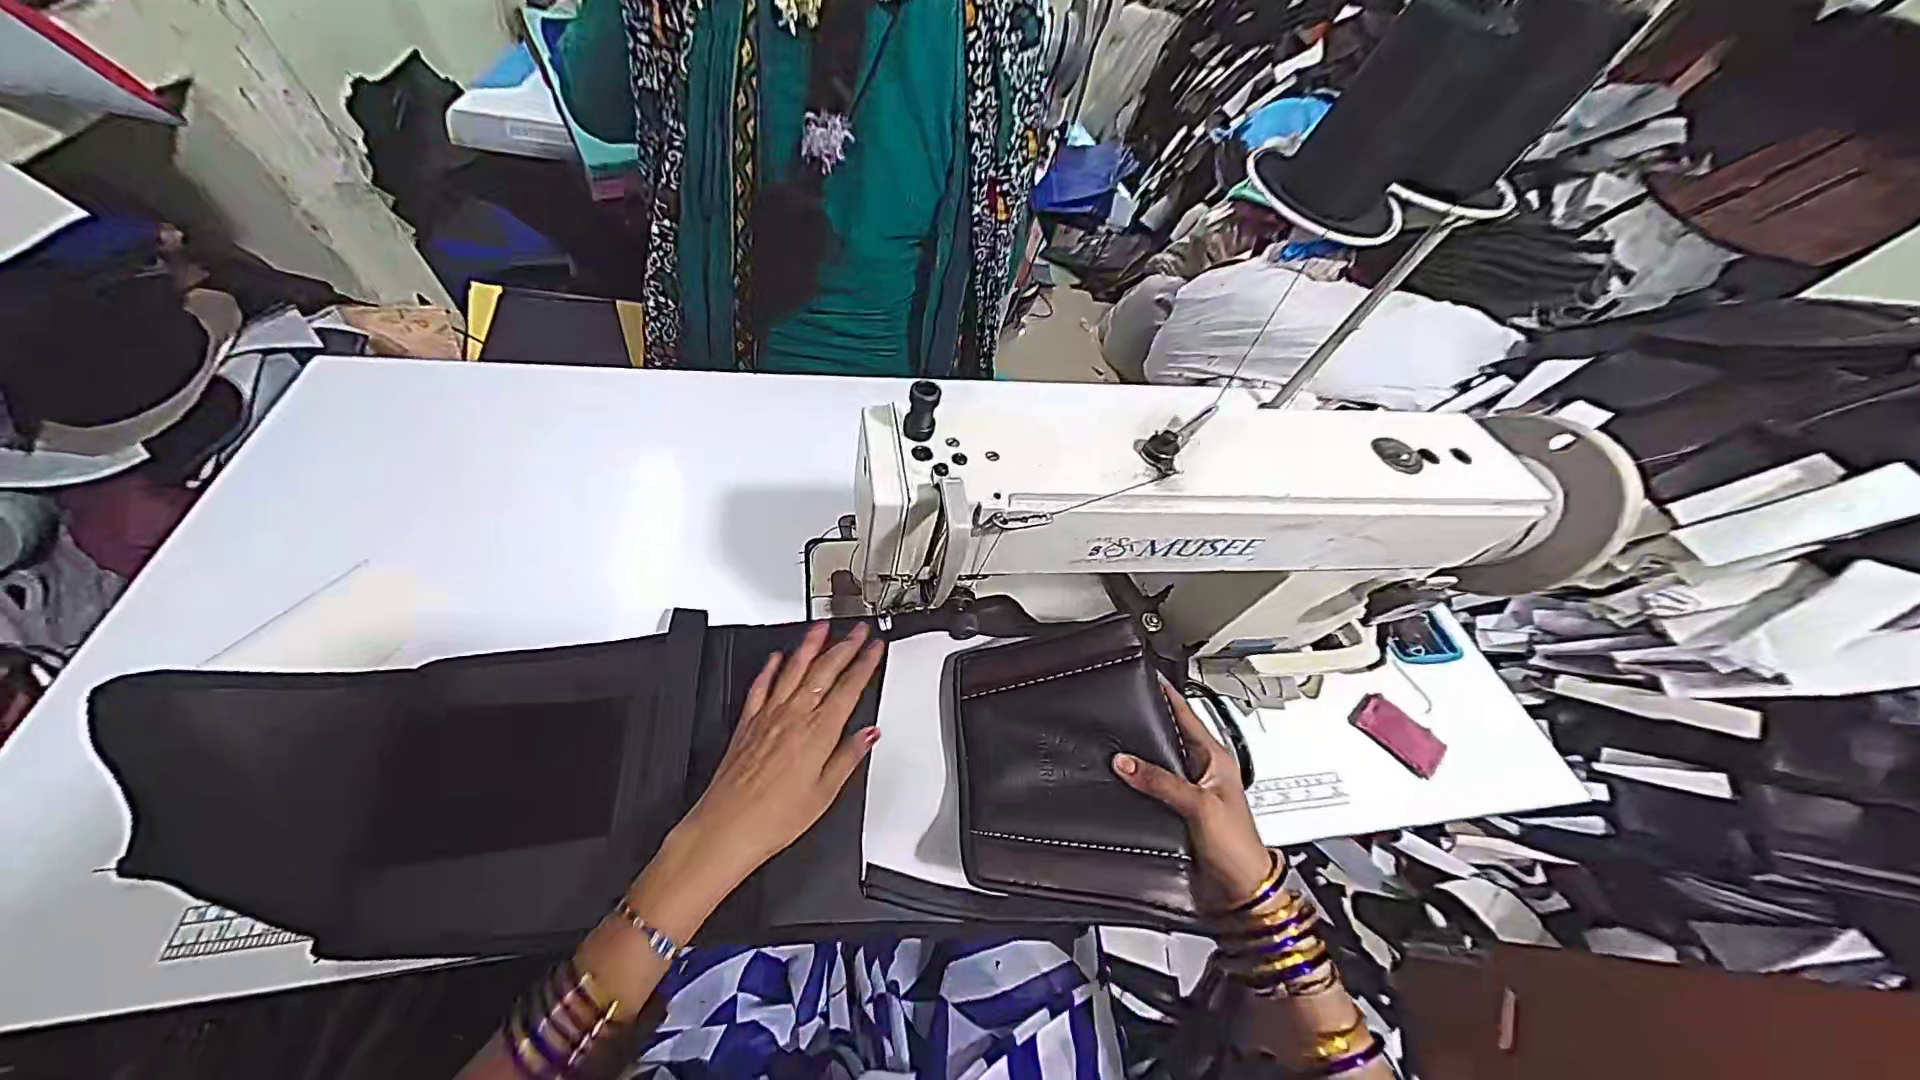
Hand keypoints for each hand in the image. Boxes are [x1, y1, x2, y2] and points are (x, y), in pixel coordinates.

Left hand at [675, 621, 885, 890]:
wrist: (726, 828)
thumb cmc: (773, 818)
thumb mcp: (825, 793)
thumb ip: (848, 757)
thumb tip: (869, 735)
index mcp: (818, 733)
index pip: (849, 687)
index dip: (865, 663)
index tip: (875, 647)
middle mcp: (793, 718)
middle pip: (824, 671)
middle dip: (845, 645)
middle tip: (858, 629)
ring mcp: (768, 717)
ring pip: (793, 669)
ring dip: (810, 645)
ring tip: (821, 627)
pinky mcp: (747, 724)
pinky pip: (761, 686)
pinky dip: (770, 668)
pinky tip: (776, 657)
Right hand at [1112, 677, 1271, 906]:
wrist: (1241, 893)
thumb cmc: (1240, 847)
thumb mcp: (1199, 805)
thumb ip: (1161, 781)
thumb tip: (1125, 762)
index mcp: (1215, 759)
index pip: (1186, 715)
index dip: (1167, 694)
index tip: (1147, 676)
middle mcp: (1201, 771)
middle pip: (1168, 737)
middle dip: (1145, 723)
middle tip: (1121, 705)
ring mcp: (1189, 791)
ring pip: (1157, 763)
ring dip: (1139, 757)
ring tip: (1115, 739)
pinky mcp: (1176, 811)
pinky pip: (1151, 788)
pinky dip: (1137, 782)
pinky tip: (1122, 778)